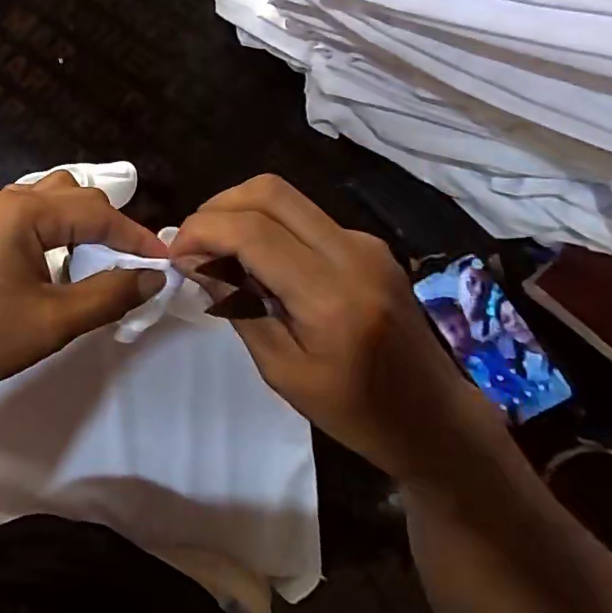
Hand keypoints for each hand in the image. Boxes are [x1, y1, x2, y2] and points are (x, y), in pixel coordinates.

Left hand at [0, 171, 169, 409]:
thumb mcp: (55, 319)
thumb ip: (109, 294)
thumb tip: (153, 277)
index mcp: (25, 211)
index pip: (96, 212)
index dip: (136, 238)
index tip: (168, 264)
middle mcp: (8, 201)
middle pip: (74, 195)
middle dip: (111, 224)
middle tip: (139, 262)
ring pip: (52, 202)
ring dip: (84, 223)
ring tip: (109, 257)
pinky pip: (33, 218)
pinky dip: (60, 231)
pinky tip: (69, 260)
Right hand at [168, 175, 506, 484]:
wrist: (437, 420)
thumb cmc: (354, 409)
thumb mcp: (281, 369)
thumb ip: (236, 306)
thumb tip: (191, 260)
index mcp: (331, 295)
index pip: (252, 232)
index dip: (201, 232)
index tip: (174, 255)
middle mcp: (353, 254)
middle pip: (268, 193)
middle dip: (215, 209)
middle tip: (191, 246)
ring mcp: (365, 244)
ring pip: (284, 197)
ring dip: (238, 214)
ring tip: (216, 253)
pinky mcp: (367, 245)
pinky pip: (302, 216)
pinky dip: (263, 225)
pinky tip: (254, 263)